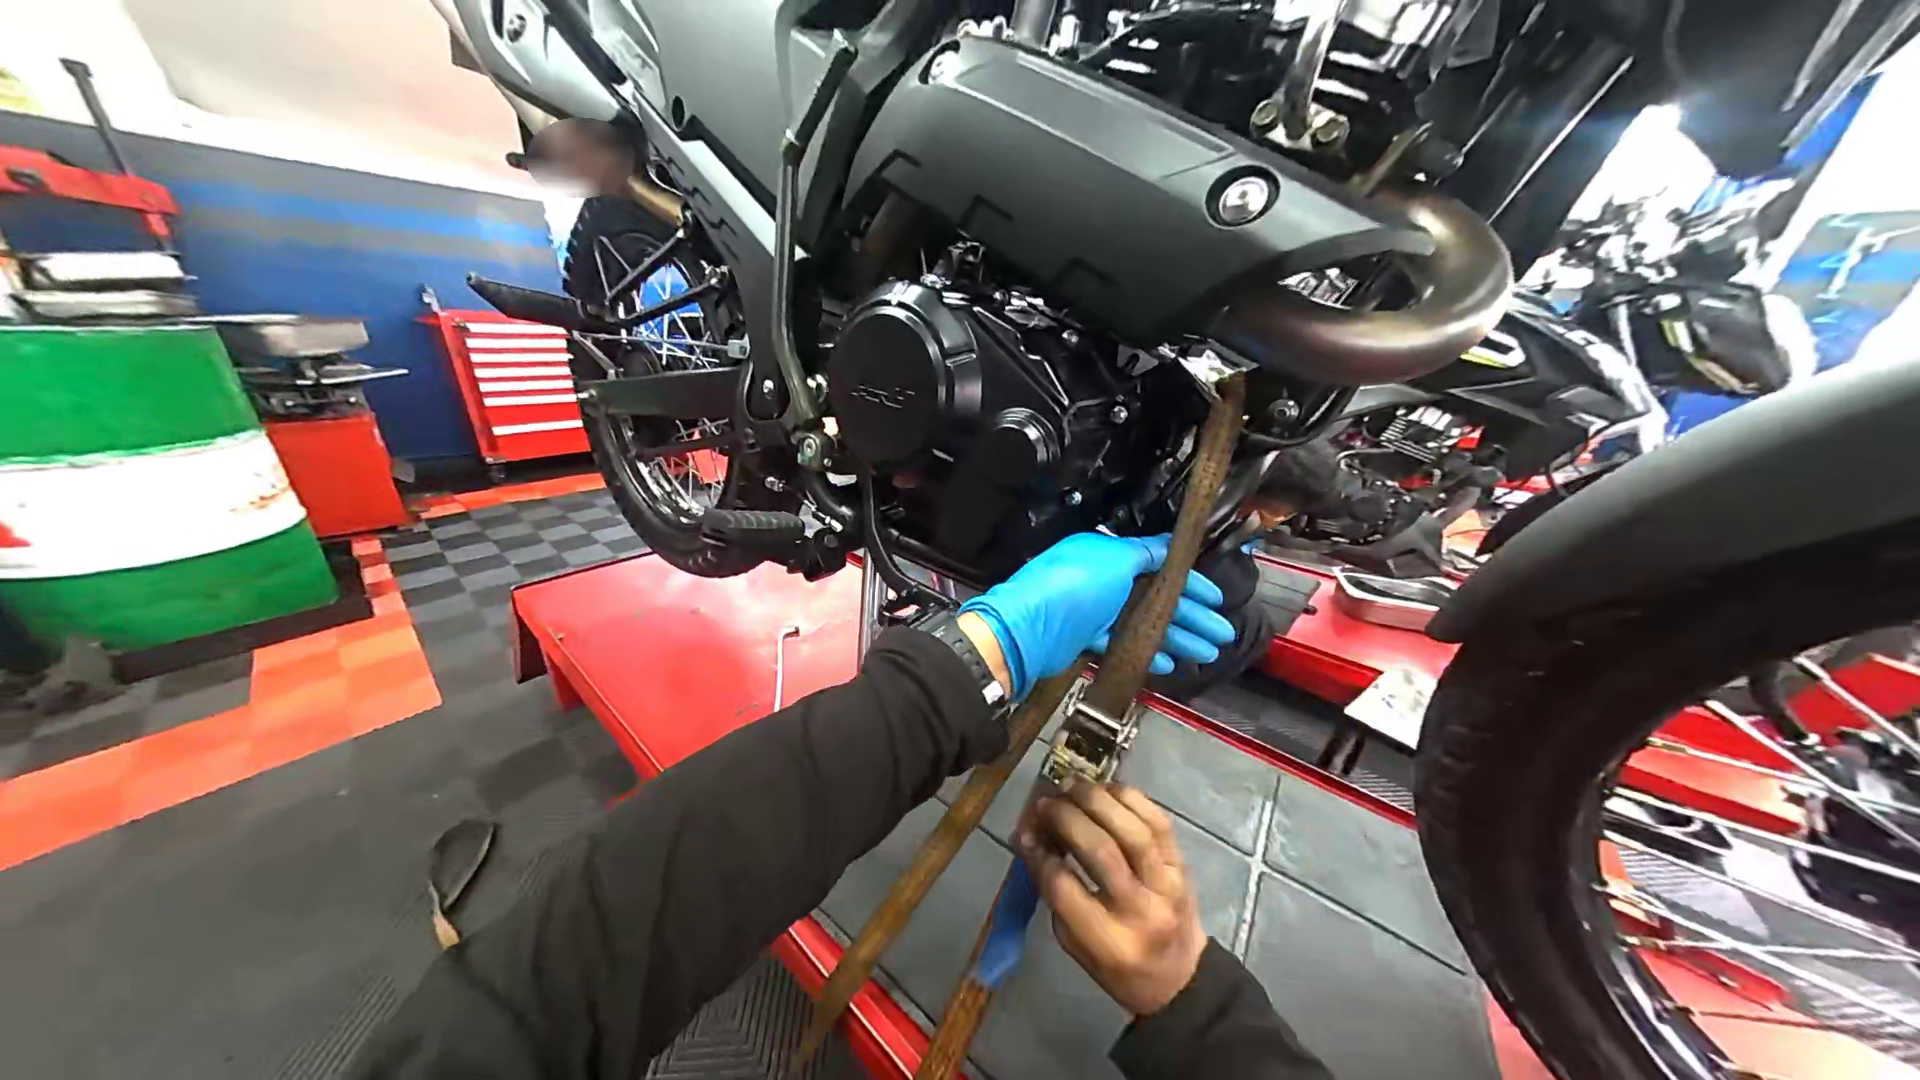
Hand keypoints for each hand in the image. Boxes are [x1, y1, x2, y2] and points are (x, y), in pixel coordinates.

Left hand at [959, 533, 1235, 698]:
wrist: (1027, 630)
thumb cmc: (1072, 586)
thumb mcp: (1114, 559)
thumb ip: (1144, 554)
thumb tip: (1168, 546)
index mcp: (1108, 554)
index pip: (1158, 564)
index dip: (1189, 581)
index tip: (1216, 597)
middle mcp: (1102, 579)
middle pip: (1156, 597)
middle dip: (1191, 614)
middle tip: (1221, 634)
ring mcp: (1094, 610)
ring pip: (1143, 622)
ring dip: (1177, 636)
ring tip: (1207, 653)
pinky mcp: (1086, 637)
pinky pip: (1122, 642)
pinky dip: (1146, 650)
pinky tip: (1169, 663)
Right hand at [1017, 780, 1206, 1016]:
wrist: (1181, 975)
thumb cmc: (1117, 965)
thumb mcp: (1074, 941)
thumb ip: (1052, 889)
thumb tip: (1030, 836)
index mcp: (1109, 942)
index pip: (1064, 886)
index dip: (1040, 854)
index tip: (1027, 835)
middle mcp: (1142, 910)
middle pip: (1100, 850)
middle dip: (1065, 818)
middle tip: (1046, 803)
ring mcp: (1167, 883)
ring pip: (1131, 829)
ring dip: (1095, 799)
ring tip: (1071, 785)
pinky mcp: (1181, 863)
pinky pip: (1156, 819)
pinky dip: (1127, 797)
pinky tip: (1103, 790)